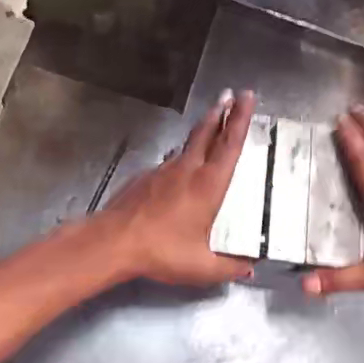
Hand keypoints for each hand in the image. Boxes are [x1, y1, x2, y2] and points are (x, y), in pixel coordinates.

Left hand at [92, 89, 258, 286]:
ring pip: (187, 144)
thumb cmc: (162, 251)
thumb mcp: (202, 267)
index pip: (229, 144)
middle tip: (231, 94)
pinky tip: (179, 166)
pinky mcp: (144, 178)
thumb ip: (229, 267)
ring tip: (211, 120)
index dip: (241, 119)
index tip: (247, 97)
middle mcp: (187, 170)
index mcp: (208, 185)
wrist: (113, 242)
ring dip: (202, 129)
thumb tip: (250, 268)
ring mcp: (163, 171)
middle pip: (207, 132)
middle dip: (222, 111)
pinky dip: (180, 156)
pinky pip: (169, 162)